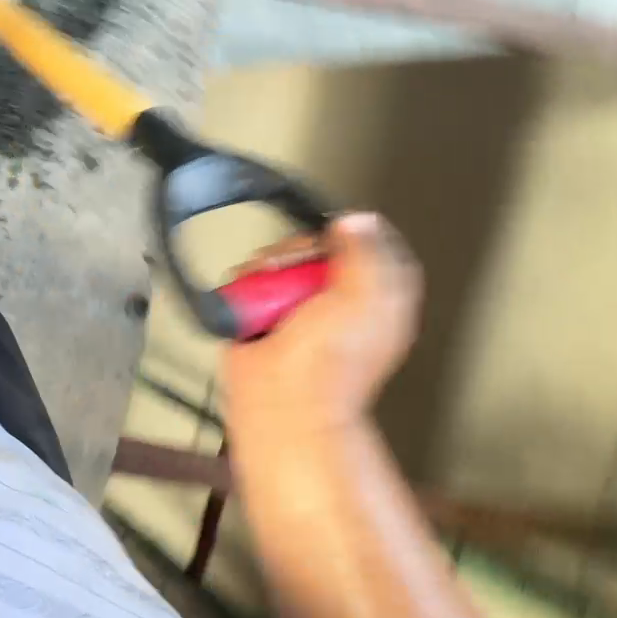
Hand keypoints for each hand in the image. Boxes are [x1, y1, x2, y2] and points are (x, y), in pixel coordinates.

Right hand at [224, 212, 421, 437]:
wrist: (279, 397)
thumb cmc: (328, 365)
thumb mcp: (365, 299)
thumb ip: (366, 254)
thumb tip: (357, 221)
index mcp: (374, 294)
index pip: (363, 242)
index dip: (346, 233)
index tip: (331, 234)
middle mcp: (334, 298)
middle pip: (311, 246)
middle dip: (295, 252)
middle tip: (294, 269)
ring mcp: (294, 305)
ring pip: (273, 260)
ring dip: (264, 271)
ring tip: (269, 294)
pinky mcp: (259, 312)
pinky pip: (245, 281)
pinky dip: (242, 287)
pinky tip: (252, 303)